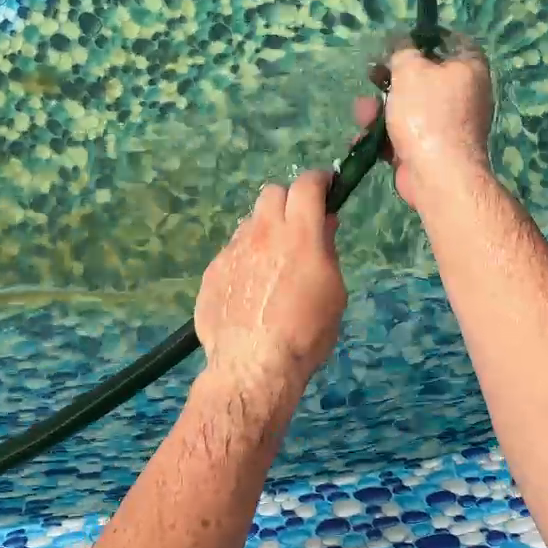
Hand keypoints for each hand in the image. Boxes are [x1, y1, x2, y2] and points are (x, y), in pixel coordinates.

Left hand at [194, 171, 347, 405]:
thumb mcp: (334, 292)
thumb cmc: (306, 333)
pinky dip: (245, 259)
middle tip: (298, 225)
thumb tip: (324, 224)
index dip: (319, 181)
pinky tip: (250, 290)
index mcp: (299, 234)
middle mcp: (263, 233)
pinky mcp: (213, 271)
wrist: (253, 366)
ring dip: (265, 231)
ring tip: (272, 264)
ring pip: (250, 222)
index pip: (307, 185)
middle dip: (288, 201)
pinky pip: (232, 251)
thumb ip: (327, 251)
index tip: (326, 188)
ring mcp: (233, 250)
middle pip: (272, 193)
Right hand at [353, 40, 494, 211]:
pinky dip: (384, 135)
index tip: (401, 42)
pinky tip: (364, 138)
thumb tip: (401, 44)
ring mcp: (448, 125)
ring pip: (409, 107)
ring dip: (380, 109)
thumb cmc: (427, 114)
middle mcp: (465, 95)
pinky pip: (405, 134)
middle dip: (391, 80)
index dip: (426, 38)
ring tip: (363, 114)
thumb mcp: (410, 69)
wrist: (437, 174)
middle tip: (373, 77)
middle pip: (424, 77)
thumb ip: (402, 50)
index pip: (453, 42)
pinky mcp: (431, 149)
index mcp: (470, 69)